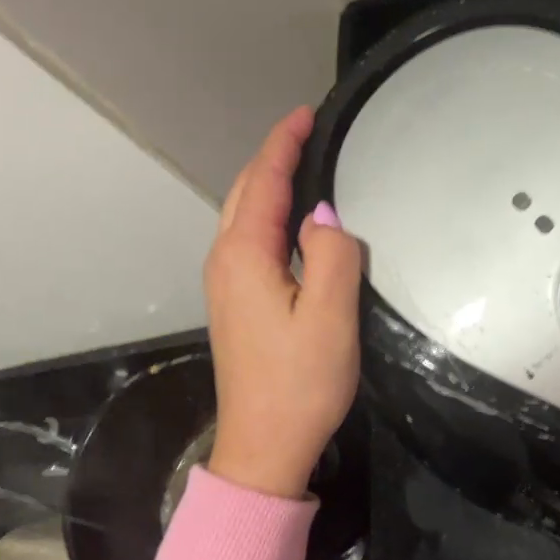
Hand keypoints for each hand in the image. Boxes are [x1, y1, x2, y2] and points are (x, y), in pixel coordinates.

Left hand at [204, 107, 361, 498]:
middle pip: (244, 194)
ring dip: (269, 188)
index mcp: (245, 256)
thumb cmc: (301, 383)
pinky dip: (270, 219)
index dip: (284, 144)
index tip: (308, 114)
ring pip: (244, 218)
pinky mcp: (238, 309)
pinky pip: (251, 244)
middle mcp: (226, 262)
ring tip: (306, 170)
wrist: (265, 445)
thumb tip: (326, 216)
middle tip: (308, 135)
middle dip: (272, 159)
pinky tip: (294, 227)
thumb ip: (333, 257)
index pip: (262, 182)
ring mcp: (227, 287)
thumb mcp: (330, 318)